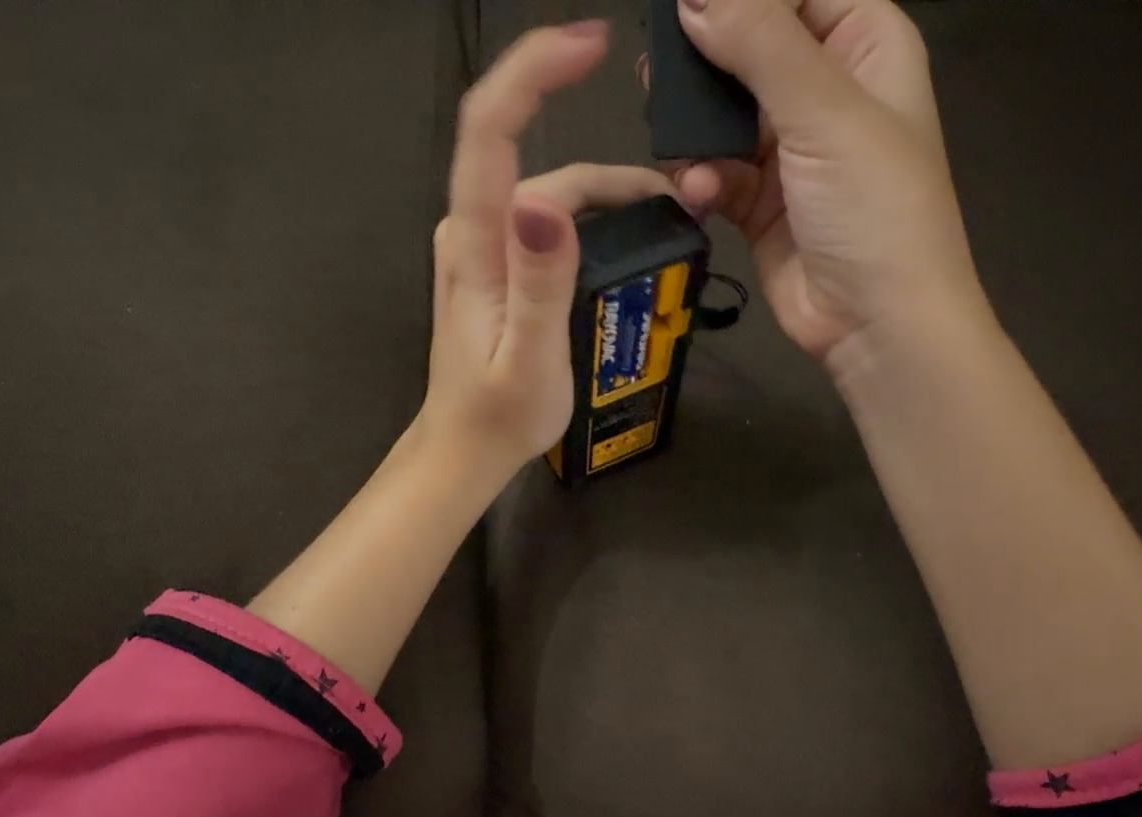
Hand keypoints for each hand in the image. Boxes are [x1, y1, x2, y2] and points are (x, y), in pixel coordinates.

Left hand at [417, 20, 681, 478]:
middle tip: (675, 201)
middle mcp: (468, 230)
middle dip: (608, 168)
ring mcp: (478, 244)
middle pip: (535, 161)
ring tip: (662, 219)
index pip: (489, 133)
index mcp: (475, 247)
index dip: (533, 72)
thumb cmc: (499, 416)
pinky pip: (542, 214)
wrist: (466, 447)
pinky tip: (621, 232)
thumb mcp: (530, 360)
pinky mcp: (491, 261)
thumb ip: (539, 284)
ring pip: (544, 188)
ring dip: (604, 193)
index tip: (588, 44)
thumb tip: (545, 202)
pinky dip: (587, 213)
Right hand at [648, 0, 990, 378]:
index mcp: (863, 44)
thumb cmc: (873, 206)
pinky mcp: (758, 200)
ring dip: (695, 131)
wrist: (875, 322)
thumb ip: (757, 45)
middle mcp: (825, 88)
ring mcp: (788, 148)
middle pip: (749, 46)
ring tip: (675, 146)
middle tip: (657, 74)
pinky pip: (715, 170)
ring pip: (721, 114)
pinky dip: (703, 180)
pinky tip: (701, 195)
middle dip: (704, 63)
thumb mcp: (823, 111)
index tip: (683, 7)